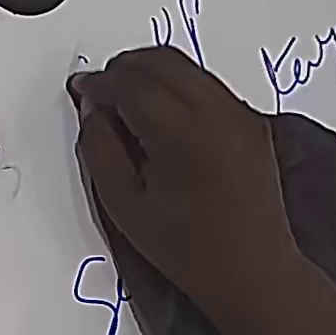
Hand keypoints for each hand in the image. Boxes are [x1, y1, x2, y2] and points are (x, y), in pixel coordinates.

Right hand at [69, 47, 316, 325]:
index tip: (81, 89)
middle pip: (162, 62)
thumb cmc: (186, 248)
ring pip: (186, 67)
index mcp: (185, 135)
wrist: (253, 273)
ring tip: (124, 100)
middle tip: (99, 89)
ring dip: (149, 72)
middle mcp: (219, 115)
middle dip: (123, 68)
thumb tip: (93, 109)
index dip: (100, 83)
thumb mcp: (123, 204)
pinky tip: (157, 113)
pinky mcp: (251, 122)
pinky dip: (174, 84)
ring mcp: (240, 116)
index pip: (133, 85)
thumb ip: (100, 148)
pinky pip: (205, 84)